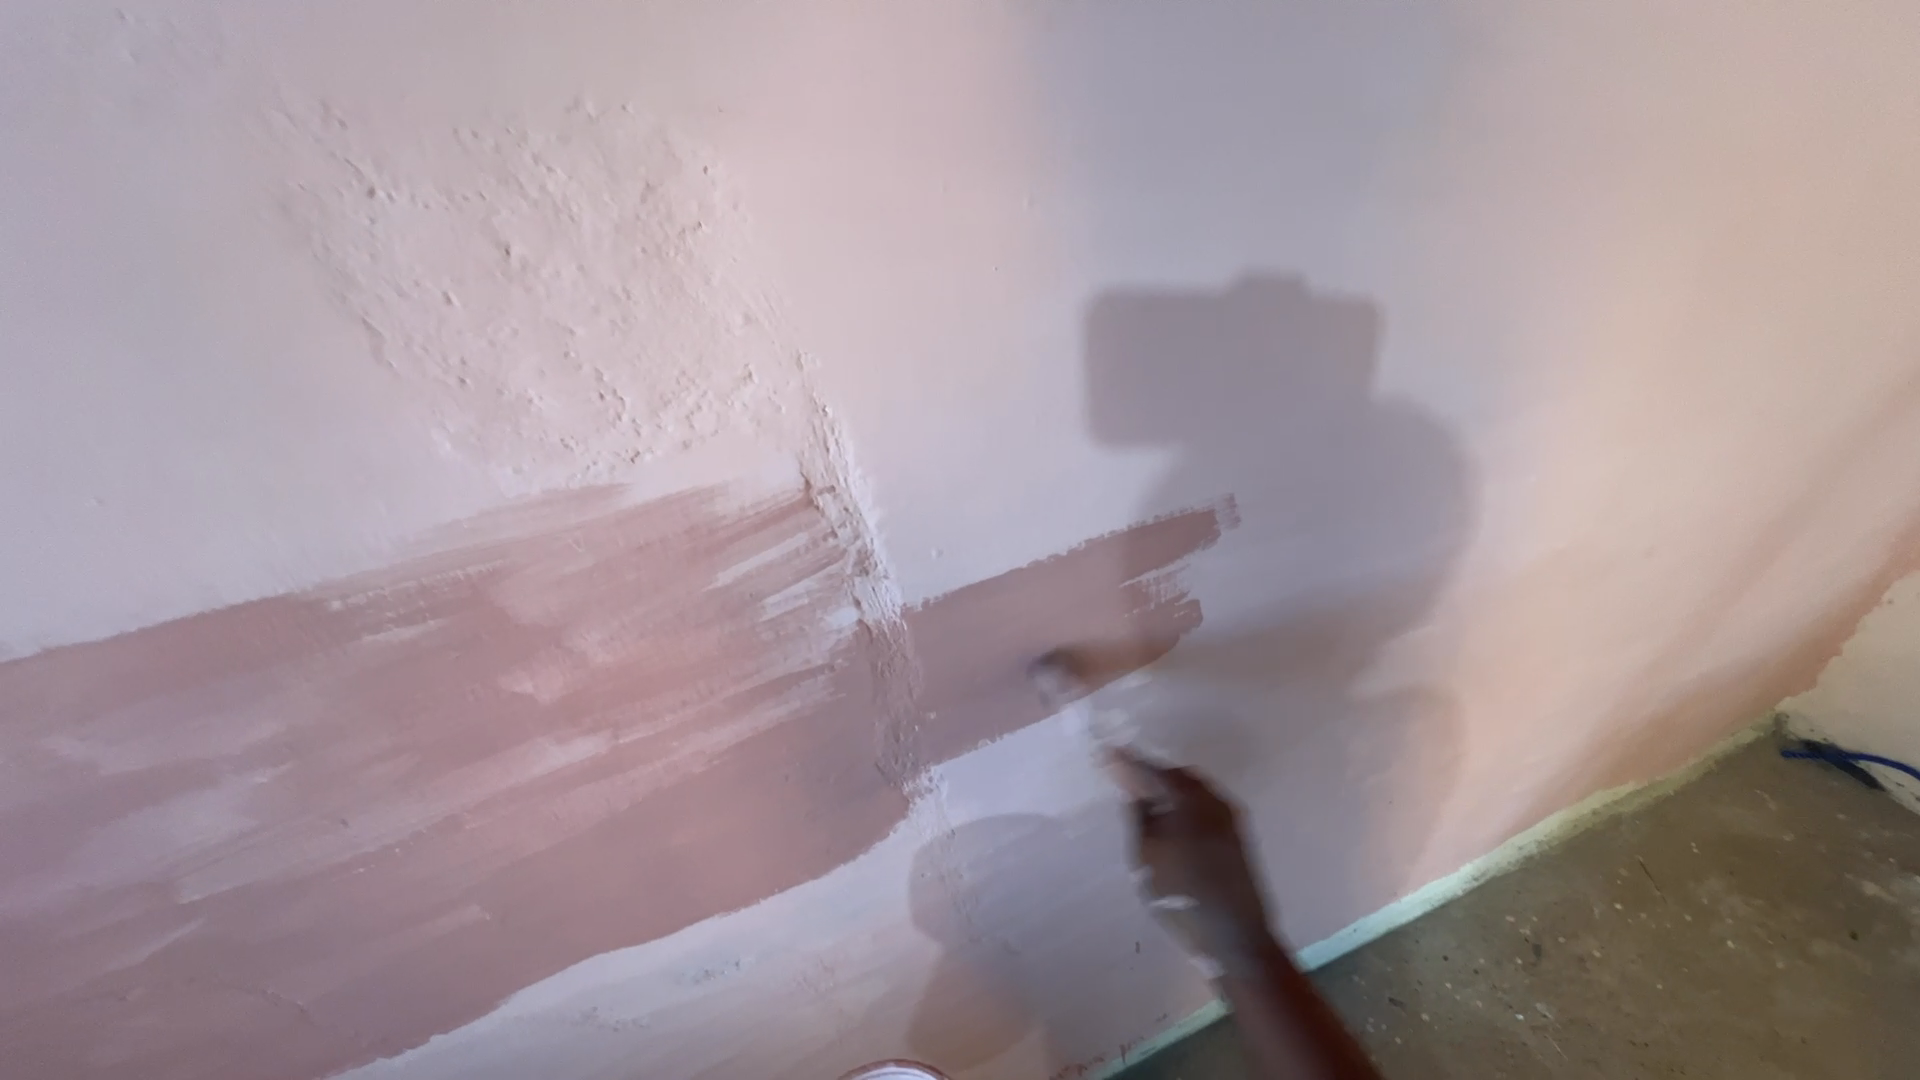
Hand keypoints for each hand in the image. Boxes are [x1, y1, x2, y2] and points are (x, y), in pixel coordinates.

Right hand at [1106, 747, 1277, 977]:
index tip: (1107, 753)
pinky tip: (1173, 819)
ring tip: (1147, 798)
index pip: (1151, 770)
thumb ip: (1138, 814)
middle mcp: (1213, 799)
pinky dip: (1185, 803)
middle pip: (1176, 774)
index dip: (1127, 761)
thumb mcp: (1146, 854)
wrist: (1236, 937)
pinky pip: (1205, 805)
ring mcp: (1230, 818)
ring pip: (1194, 789)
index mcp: (1188, 799)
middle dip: (1151, 772)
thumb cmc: (1181, 894)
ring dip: (1170, 788)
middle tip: (1126, 777)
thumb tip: (1132, 786)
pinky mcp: (1237, 836)